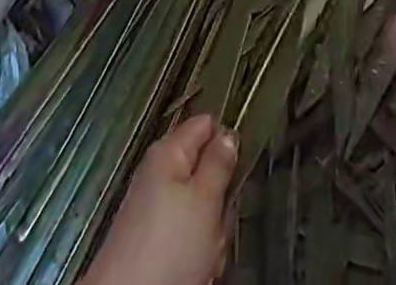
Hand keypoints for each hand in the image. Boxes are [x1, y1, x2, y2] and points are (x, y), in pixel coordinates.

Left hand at [81, 114, 236, 284]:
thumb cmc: (168, 246)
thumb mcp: (204, 200)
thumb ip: (218, 164)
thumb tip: (227, 135)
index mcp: (168, 153)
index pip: (204, 126)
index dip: (226, 141)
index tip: (238, 165)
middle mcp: (159, 175)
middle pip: (206, 172)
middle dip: (220, 197)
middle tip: (218, 218)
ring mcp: (157, 209)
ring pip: (203, 209)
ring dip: (212, 231)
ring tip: (206, 250)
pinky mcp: (157, 240)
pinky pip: (191, 236)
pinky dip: (199, 252)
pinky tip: (197, 268)